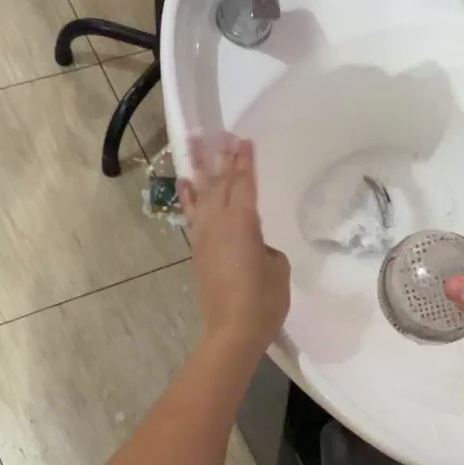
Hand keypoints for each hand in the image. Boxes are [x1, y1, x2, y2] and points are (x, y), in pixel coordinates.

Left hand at [181, 134, 289, 351]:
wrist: (233, 331)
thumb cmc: (263, 301)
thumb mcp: (278, 268)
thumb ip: (265, 247)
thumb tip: (254, 244)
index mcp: (243, 222)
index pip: (244, 184)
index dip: (245, 161)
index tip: (244, 140)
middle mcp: (218, 222)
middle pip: (220, 182)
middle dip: (222, 158)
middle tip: (221, 133)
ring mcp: (204, 237)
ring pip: (201, 195)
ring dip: (200, 169)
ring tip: (197, 145)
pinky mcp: (198, 252)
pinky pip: (192, 216)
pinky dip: (188, 197)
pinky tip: (186, 183)